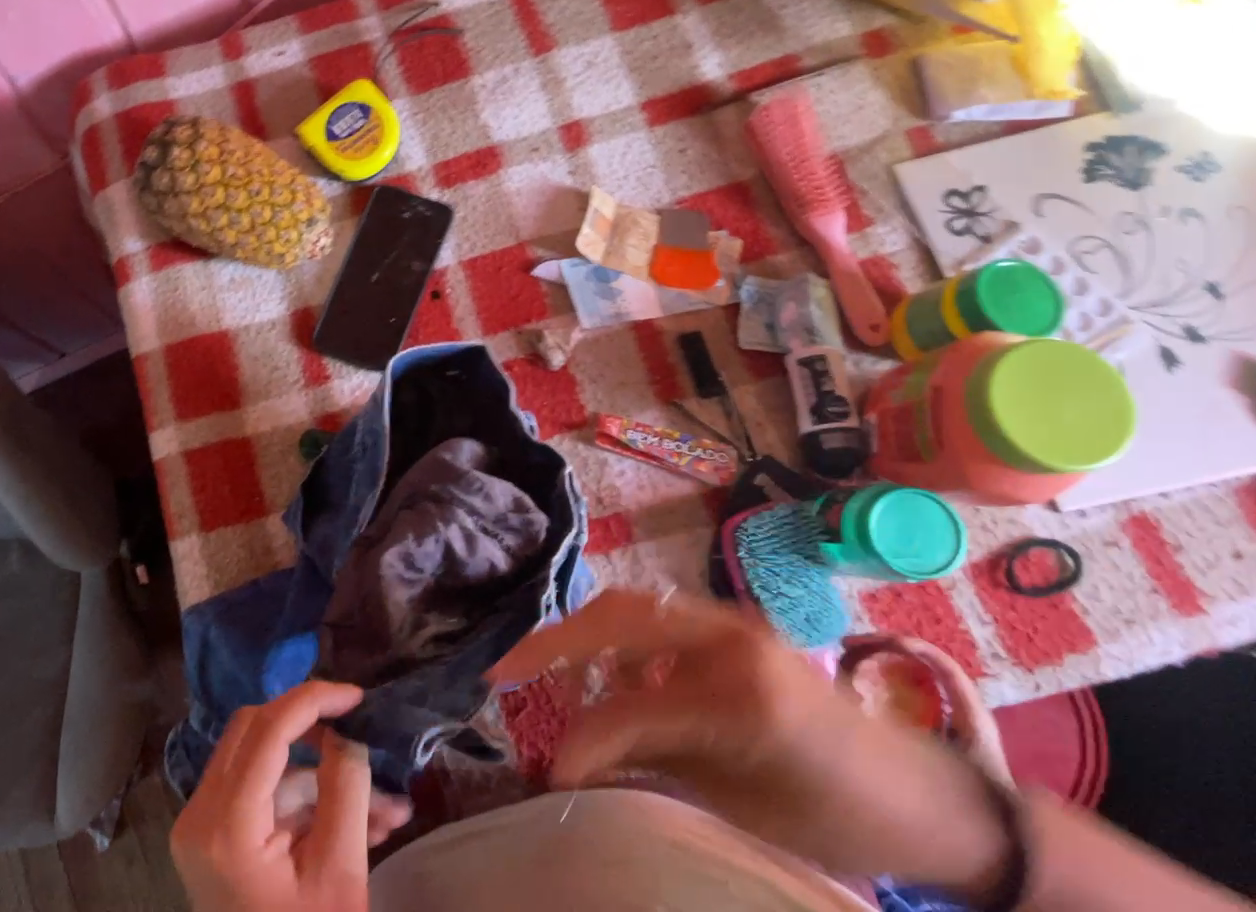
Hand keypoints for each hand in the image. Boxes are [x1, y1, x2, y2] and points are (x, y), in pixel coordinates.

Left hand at [171, 681, 408, 911]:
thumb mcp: (340, 871)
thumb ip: (346, 789)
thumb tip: (347, 733)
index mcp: (225, 824)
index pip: (268, 729)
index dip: (313, 700)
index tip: (357, 695)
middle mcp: (199, 815)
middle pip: (254, 733)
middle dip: (313, 730)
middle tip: (361, 735)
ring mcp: (200, 828)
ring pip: (260, 763)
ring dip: (320, 773)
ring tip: (387, 806)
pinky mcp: (212, 841)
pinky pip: (259, 796)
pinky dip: (305, 799)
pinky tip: (361, 821)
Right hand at [487, 591, 1013, 898]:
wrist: (930, 801)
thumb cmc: (841, 822)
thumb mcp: (740, 810)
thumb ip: (650, 770)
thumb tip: (567, 767)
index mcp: (743, 694)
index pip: (630, 707)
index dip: (581, 739)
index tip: (549, 771)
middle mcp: (734, 639)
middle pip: (618, 618)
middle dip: (552, 643)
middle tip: (502, 671)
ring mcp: (736, 626)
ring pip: (634, 609)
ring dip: (583, 636)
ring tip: (546, 673)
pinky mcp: (737, 630)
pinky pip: (661, 620)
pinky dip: (620, 640)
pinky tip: (610, 679)